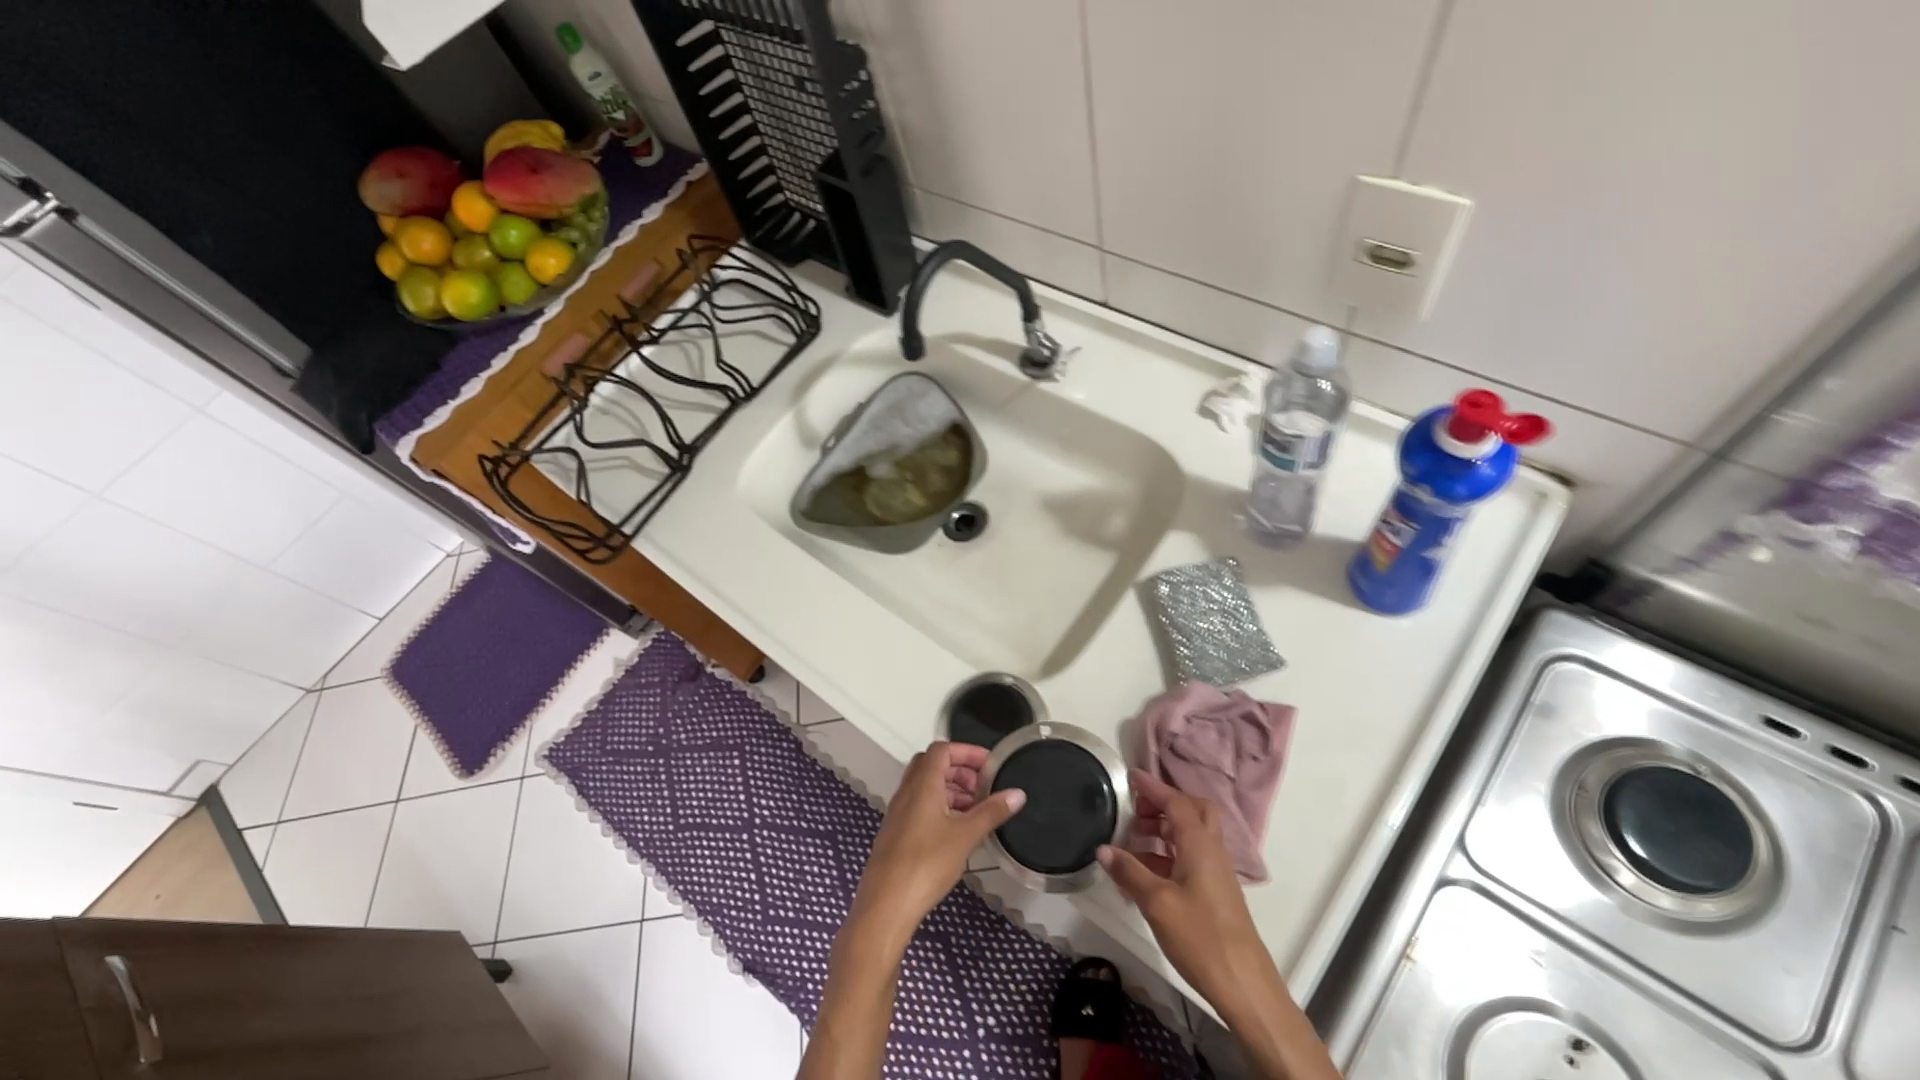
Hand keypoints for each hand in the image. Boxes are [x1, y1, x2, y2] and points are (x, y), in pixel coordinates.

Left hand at [850, 742, 1025, 948]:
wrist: (886, 904)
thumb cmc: (927, 863)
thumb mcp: (966, 836)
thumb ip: (992, 812)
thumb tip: (1018, 793)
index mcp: (922, 784)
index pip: (942, 750)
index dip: (967, 751)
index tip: (991, 765)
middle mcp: (906, 792)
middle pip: (932, 765)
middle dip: (960, 770)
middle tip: (984, 787)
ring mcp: (898, 813)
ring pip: (925, 787)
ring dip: (951, 790)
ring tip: (976, 810)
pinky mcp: (896, 833)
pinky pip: (920, 806)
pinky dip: (940, 807)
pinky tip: (957, 830)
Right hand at [1097, 770, 1274, 1011]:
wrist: (1243, 982)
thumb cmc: (1200, 937)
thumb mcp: (1157, 904)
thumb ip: (1130, 873)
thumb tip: (1103, 848)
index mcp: (1200, 845)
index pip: (1177, 803)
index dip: (1154, 788)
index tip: (1131, 777)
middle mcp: (1211, 851)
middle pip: (1193, 812)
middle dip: (1164, 804)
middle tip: (1136, 810)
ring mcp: (1215, 873)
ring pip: (1190, 836)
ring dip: (1163, 830)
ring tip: (1131, 840)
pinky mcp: (1213, 892)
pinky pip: (1188, 858)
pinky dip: (1166, 854)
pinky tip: (1143, 872)